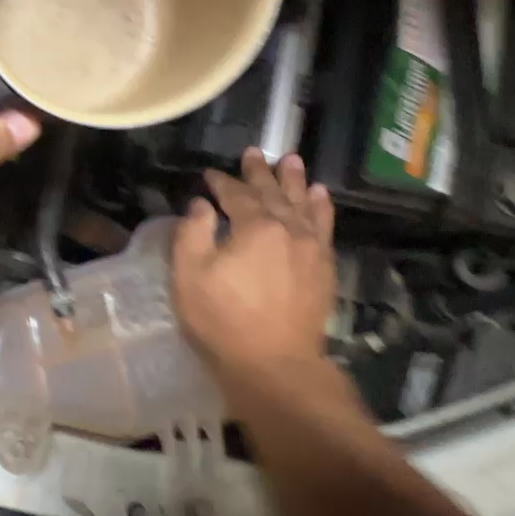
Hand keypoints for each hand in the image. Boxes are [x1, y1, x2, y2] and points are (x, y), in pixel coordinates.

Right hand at [173, 149, 337, 388]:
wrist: (274, 362)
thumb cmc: (222, 318)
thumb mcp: (189, 274)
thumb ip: (192, 232)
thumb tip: (202, 205)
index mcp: (254, 227)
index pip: (236, 195)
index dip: (220, 183)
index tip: (209, 174)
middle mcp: (289, 229)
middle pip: (273, 193)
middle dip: (260, 172)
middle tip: (254, 152)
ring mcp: (312, 248)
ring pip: (304, 204)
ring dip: (296, 181)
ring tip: (292, 161)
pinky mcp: (324, 268)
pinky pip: (324, 226)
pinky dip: (321, 207)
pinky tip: (320, 197)